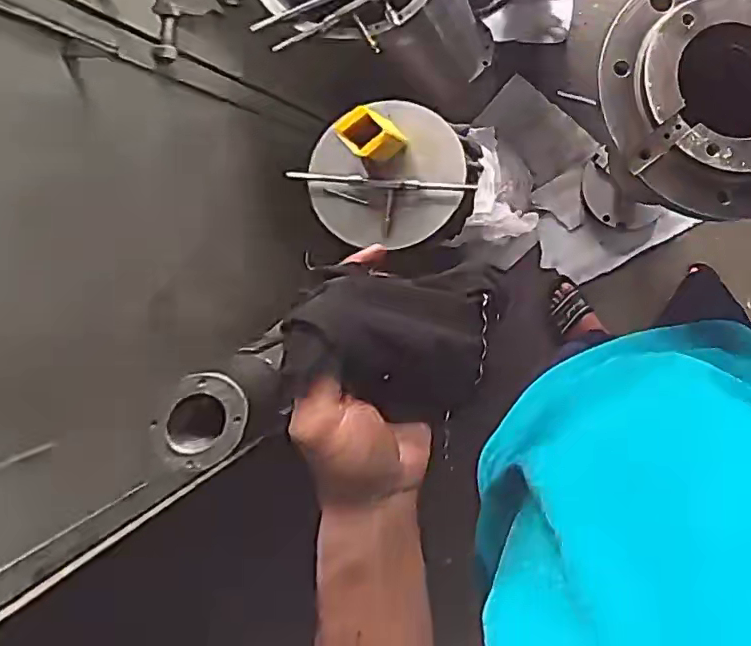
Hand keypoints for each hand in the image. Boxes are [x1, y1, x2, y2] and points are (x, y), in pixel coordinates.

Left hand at [290, 244, 429, 509]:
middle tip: (397, 258)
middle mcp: (354, 360)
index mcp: (325, 366)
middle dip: (380, 283)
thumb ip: (314, 384)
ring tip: (419, 272)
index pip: (333, 313)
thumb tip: (320, 338)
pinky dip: (428, 321)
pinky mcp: (415, 373)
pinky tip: (437, 305)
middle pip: (365, 310)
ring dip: (404, 297)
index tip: (368, 259)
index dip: (348, 283)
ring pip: (393, 319)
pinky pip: (421, 339)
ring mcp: (386, 366)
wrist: (388, 492)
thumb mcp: (317, 425)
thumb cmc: (347, 468)